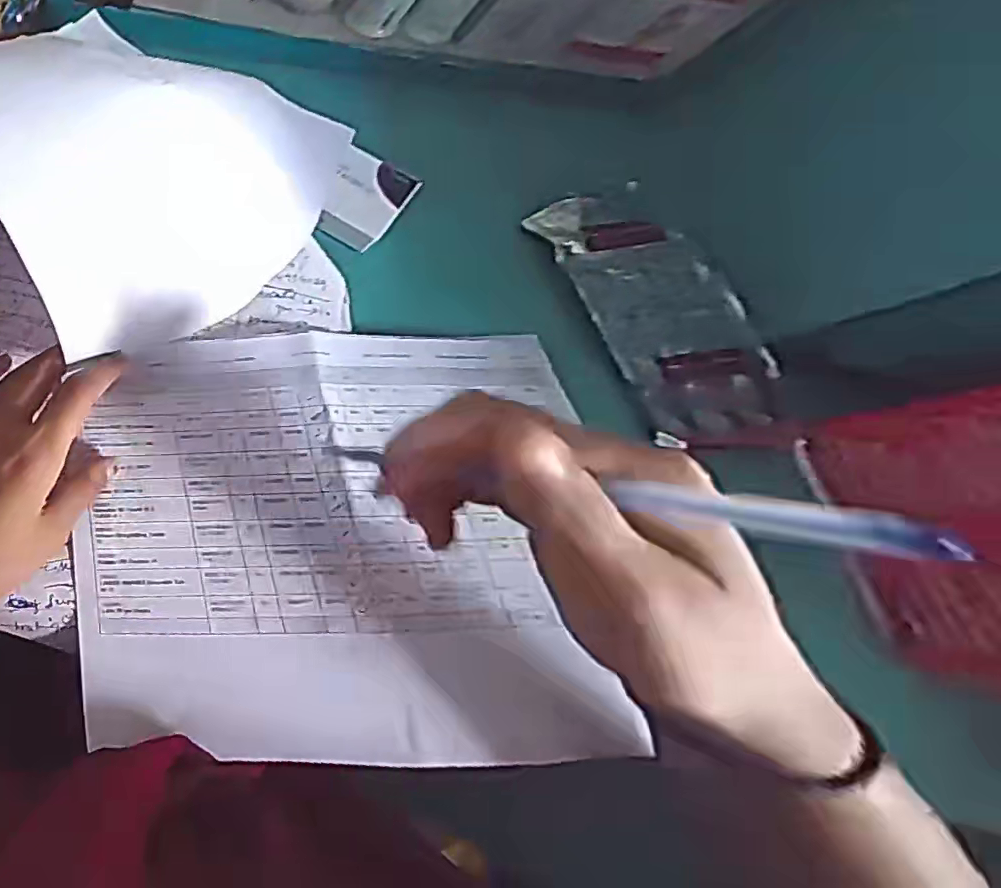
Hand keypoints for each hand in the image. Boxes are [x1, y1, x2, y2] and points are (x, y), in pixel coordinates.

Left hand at [0, 348, 125, 649]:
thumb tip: (108, 460)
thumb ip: (81, 489)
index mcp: (37, 454)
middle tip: (85, 360)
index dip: (100, 374)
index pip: (75, 397)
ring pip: (8, 379)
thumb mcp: (51, 533)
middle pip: (40, 377)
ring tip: (54, 361)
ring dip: (34, 365)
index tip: (116, 363)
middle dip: (66, 363)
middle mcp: (4, 430)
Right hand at [382, 393, 860, 777]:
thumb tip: (510, 438)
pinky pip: (500, 475)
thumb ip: (567, 509)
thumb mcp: (630, 591)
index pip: (512, 427)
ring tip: (418, 518)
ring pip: (491, 448)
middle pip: (496, 428)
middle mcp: (612, 461)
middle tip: (394, 498)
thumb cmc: (691, 660)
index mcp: (632, 471)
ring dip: (440, 472)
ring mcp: (594, 480)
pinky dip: (459, 488)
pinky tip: (446, 519)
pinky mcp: (576, 503)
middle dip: (432, 454)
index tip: (395, 485)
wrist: (746, 714)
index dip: (441, 444)